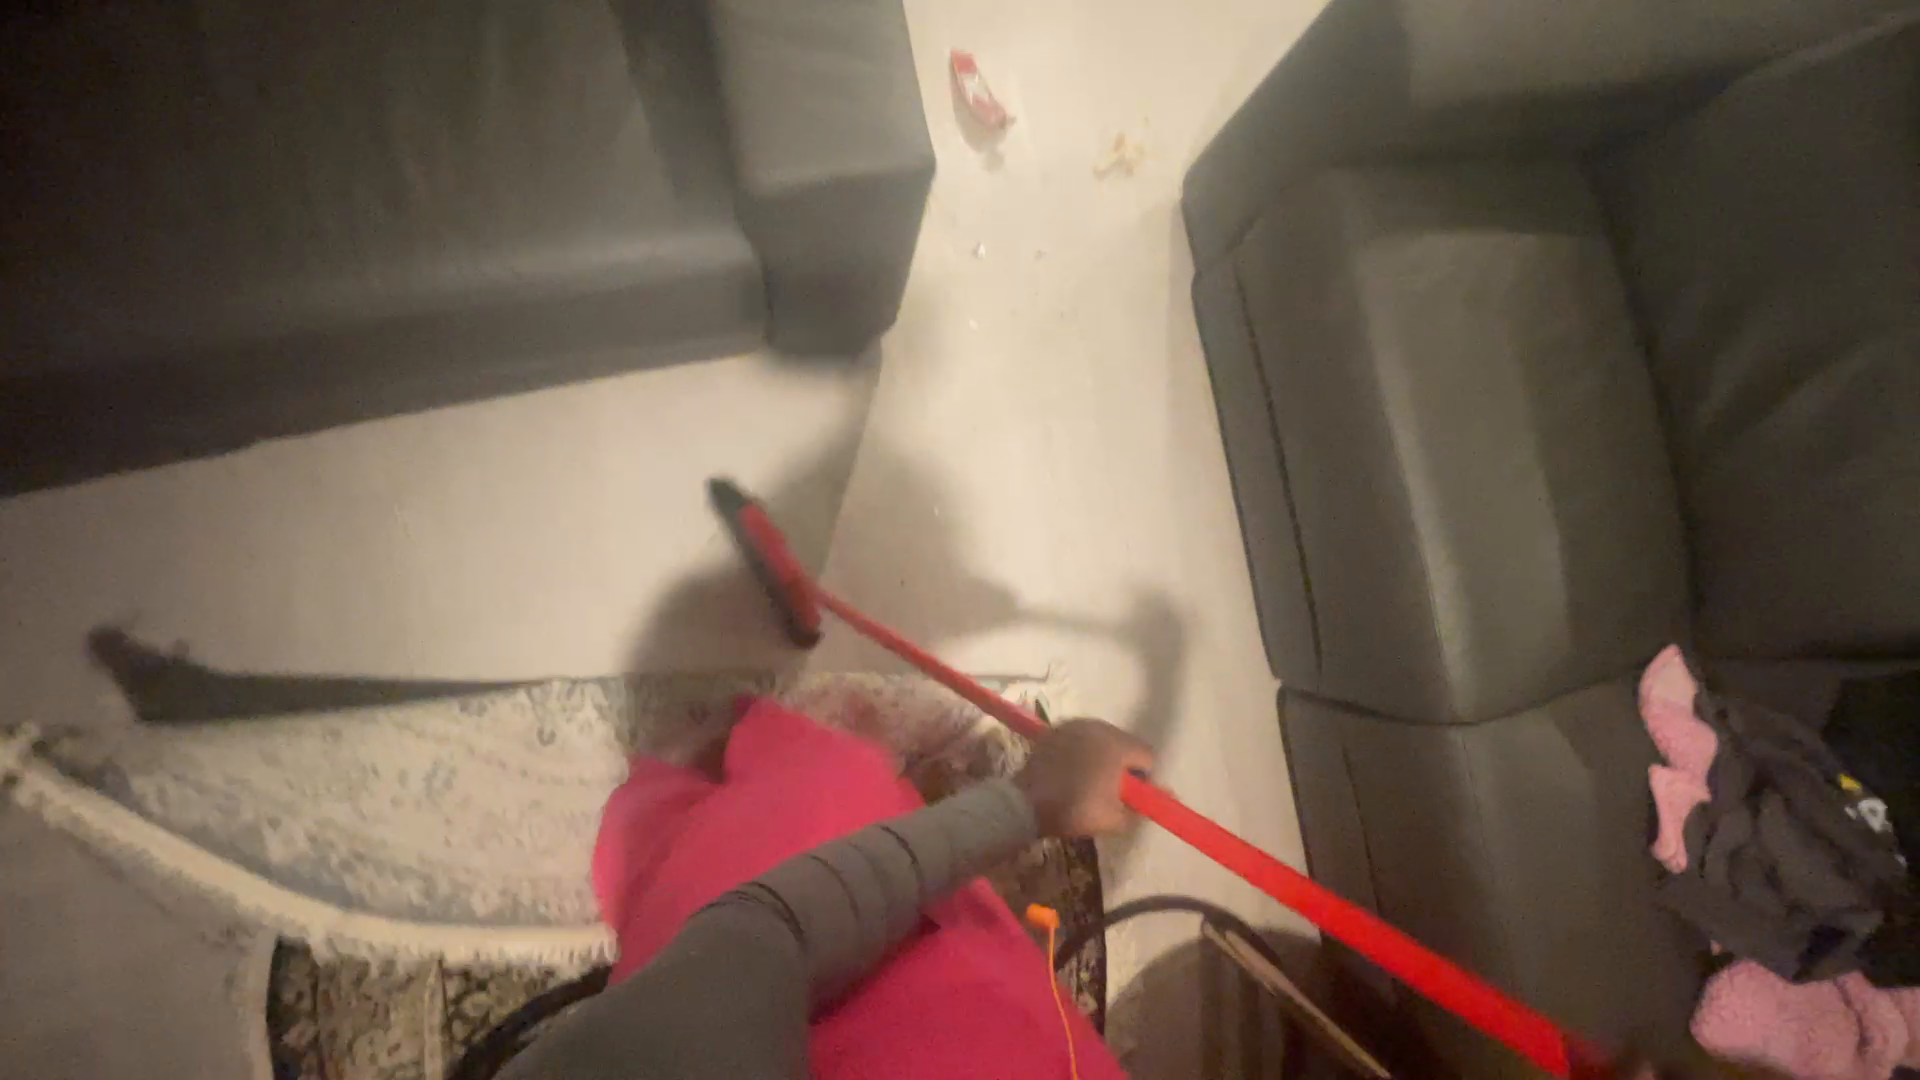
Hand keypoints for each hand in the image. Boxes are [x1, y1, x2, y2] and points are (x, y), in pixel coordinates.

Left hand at [1015, 718, 1154, 837]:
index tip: (1134, 796)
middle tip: (1113, 791)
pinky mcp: (1056, 729)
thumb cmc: (1076, 809)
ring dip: (1104, 757)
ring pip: (1102, 739)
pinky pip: (1081, 738)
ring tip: (1091, 781)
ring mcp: (1074, 725)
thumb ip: (1145, 807)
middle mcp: (1098, 726)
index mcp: (1117, 743)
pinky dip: (1083, 752)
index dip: (1146, 778)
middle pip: (1125, 744)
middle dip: (1125, 766)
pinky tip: (1073, 771)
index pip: (1148, 756)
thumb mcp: (1116, 818)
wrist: (1026, 802)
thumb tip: (1167, 798)